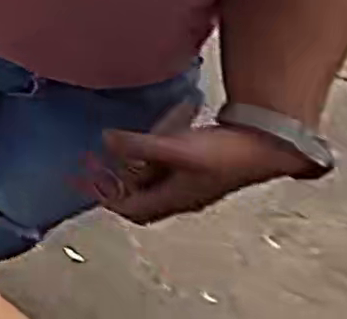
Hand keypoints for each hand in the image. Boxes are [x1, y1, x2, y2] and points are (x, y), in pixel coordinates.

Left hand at [98, 124, 312, 224]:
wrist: (263, 145)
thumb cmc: (221, 153)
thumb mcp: (176, 150)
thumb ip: (139, 146)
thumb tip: (105, 140)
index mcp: (175, 198)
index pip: (135, 210)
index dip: (109, 201)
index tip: (84, 182)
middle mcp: (180, 193)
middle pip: (139, 196)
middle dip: (113, 182)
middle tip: (89, 161)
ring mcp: (188, 179)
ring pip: (149, 180)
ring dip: (127, 167)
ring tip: (106, 146)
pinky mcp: (194, 164)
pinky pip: (160, 164)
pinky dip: (143, 154)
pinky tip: (135, 137)